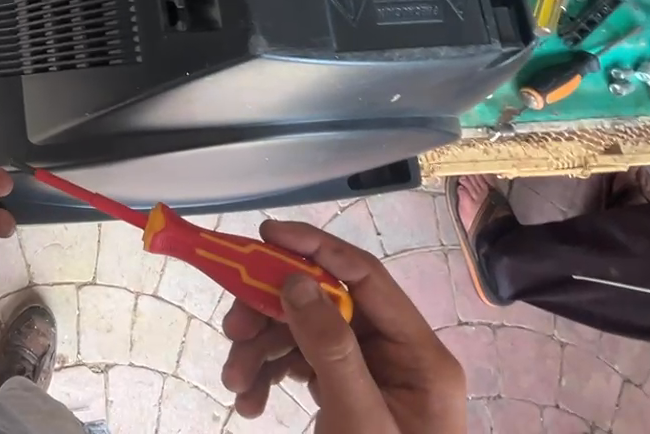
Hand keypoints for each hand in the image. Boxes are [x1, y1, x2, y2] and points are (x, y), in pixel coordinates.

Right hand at [222, 220, 465, 433]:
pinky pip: (296, 362)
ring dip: (259, 349)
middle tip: (232, 327)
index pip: (364, 276)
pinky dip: (266, 374)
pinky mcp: (343, 392)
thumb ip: (330, 348)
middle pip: (321, 302)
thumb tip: (294, 279)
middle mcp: (394, 355)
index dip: (314, 246)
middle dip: (269, 312)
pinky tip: (250, 401)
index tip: (264, 235)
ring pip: (300, 331)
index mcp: (418, 354)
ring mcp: (367, 374)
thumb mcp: (360, 422)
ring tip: (236, 383)